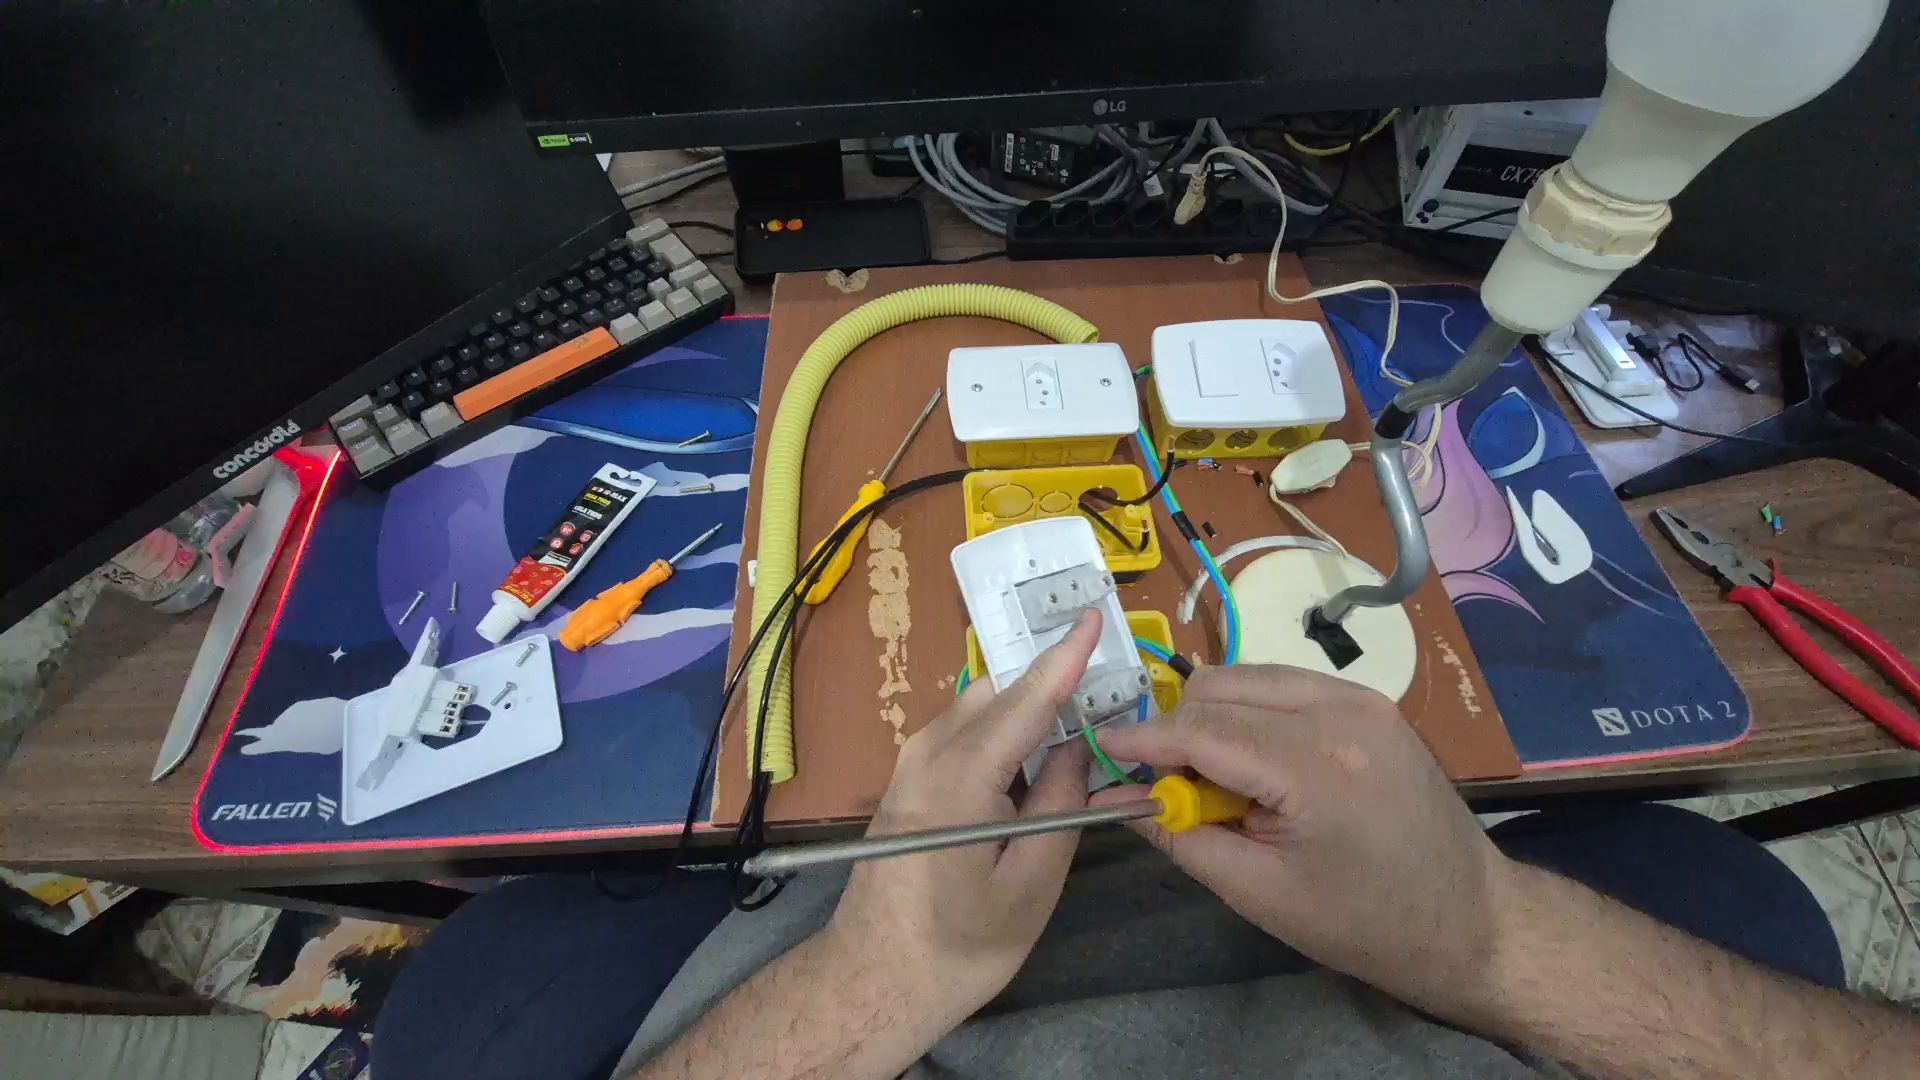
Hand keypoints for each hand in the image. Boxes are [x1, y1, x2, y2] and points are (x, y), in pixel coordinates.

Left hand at [819, 612, 1097, 1032]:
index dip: (1064, 656)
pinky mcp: (909, 775)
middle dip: (1053, 682)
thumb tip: (1079, 747)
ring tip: (1081, 720)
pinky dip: (1005, 730)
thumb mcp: (1028, 885)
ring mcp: (912, 760)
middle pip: (1001, 695)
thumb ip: (1060, 807)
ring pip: (981, 709)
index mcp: (960, 775)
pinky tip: (1035, 755)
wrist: (871, 978)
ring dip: (1030, 708)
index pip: (1025, 700)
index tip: (1092, 615)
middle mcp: (929, 751)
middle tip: (1107, 686)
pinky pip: (965, 732)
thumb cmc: (959, 946)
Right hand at [1091, 664, 1514, 1021]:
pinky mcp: (1364, 696)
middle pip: (1215, 689)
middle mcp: (1337, 710)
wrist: (1475, 920)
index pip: (1201, 729)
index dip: (1143, 738)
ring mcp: (1356, 696)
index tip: (1103, 748)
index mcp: (1316, 766)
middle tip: (1174, 784)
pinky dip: (1245, 711)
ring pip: (1241, 676)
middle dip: (1177, 731)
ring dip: (1210, 717)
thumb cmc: (1364, 922)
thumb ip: (1178, 833)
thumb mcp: (1258, 892)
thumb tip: (1114, 795)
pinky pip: (1275, 682)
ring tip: (1220, 776)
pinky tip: (1256, 759)